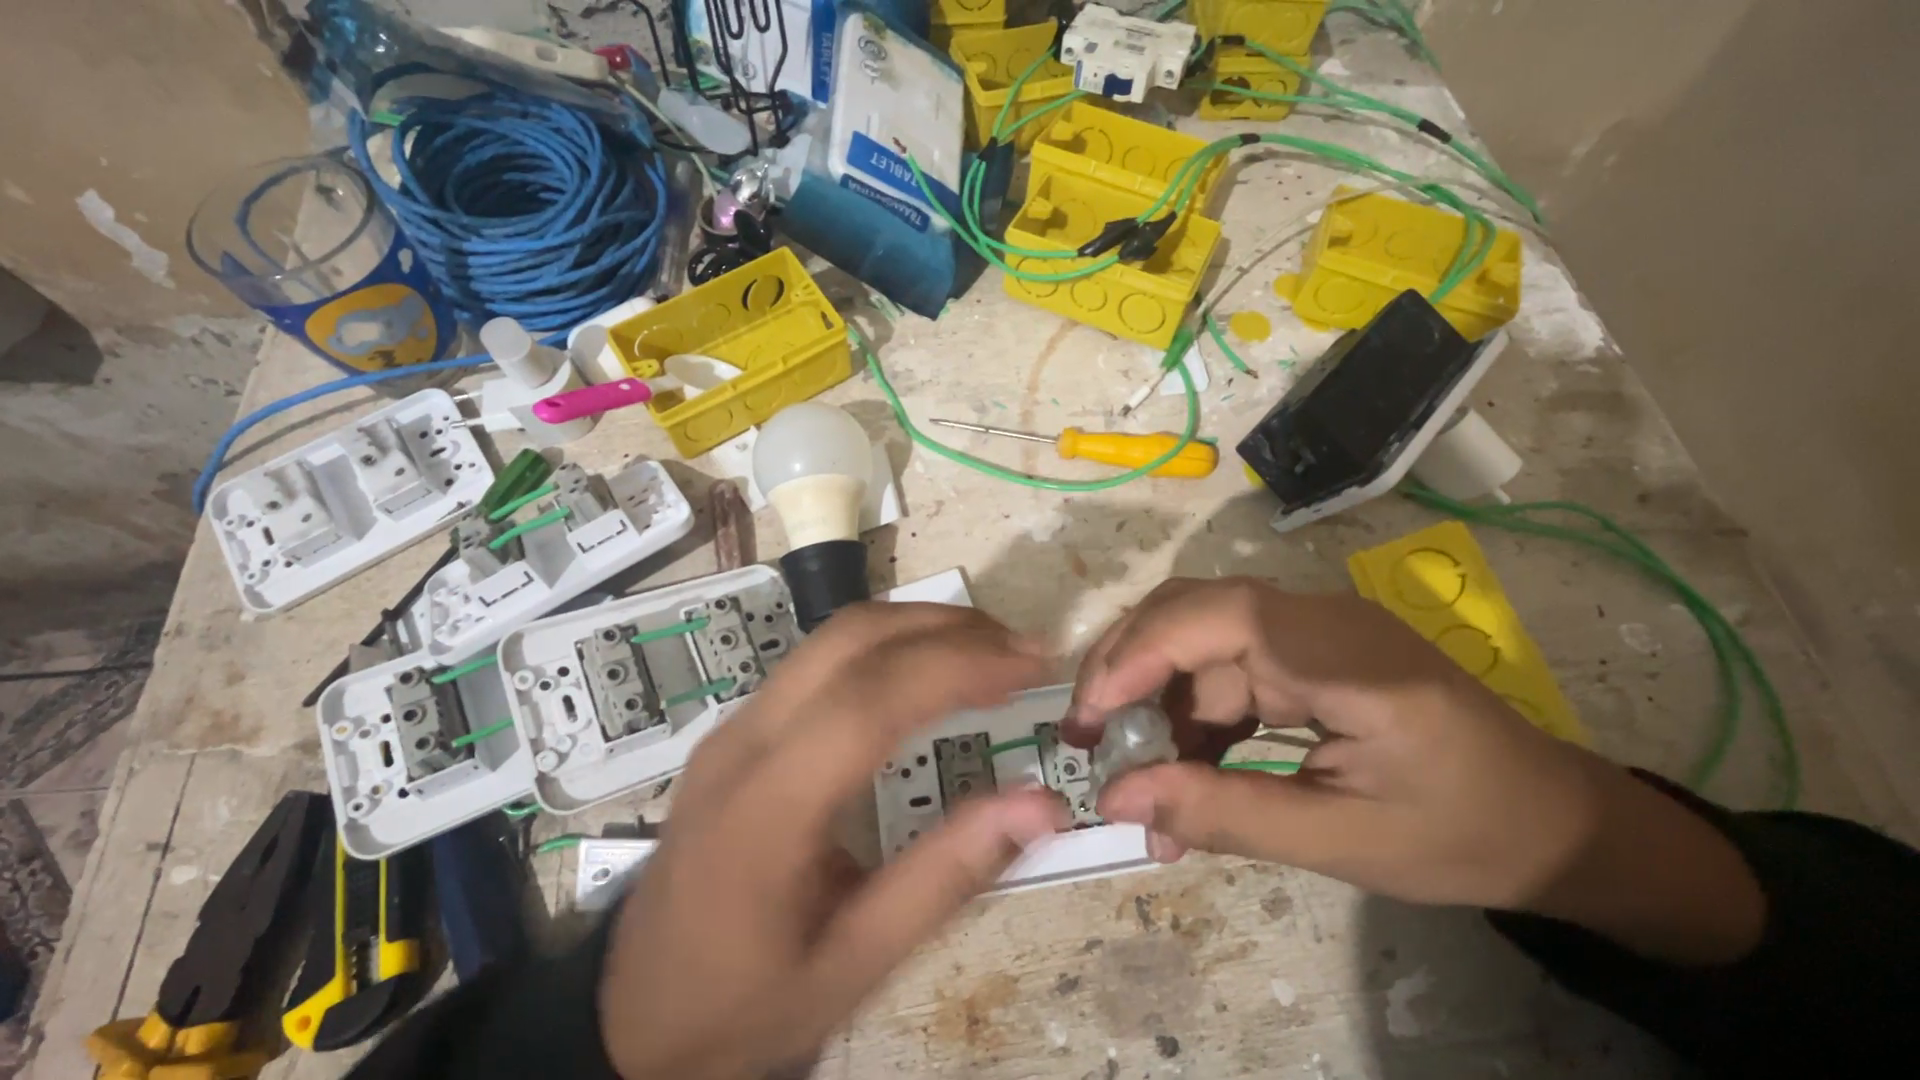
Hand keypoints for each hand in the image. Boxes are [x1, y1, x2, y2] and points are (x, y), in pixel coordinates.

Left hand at [598, 604, 1066, 1079]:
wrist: (635, 1012)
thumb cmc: (747, 1000)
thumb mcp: (855, 964)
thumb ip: (946, 877)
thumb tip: (1041, 804)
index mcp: (766, 808)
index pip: (868, 702)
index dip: (958, 667)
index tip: (1032, 666)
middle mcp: (742, 745)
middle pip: (848, 641)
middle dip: (946, 628)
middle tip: (1024, 651)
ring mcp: (732, 729)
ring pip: (830, 638)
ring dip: (916, 628)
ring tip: (990, 653)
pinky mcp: (736, 731)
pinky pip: (817, 662)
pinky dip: (885, 648)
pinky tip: (928, 674)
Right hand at [1067, 579, 1763, 962]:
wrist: (1558, 827)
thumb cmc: (1465, 835)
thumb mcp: (1342, 840)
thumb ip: (1225, 813)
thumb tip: (1117, 799)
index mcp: (1346, 656)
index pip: (1220, 615)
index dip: (1141, 652)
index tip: (1087, 715)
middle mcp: (1322, 622)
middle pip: (1196, 615)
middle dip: (1130, 671)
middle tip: (1084, 739)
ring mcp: (1316, 636)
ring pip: (1204, 648)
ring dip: (1162, 709)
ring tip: (1140, 787)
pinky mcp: (1312, 659)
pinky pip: (1231, 673)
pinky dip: (1198, 721)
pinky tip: (1188, 775)